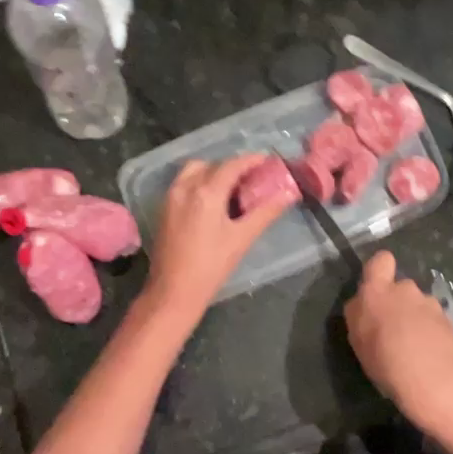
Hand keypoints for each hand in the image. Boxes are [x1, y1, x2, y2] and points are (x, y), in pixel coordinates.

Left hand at [144, 154, 289, 312]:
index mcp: (206, 193)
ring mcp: (170, 197)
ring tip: (231, 190)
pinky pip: (183, 184)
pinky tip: (212, 202)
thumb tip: (289, 193)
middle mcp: (185, 187)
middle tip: (252, 180)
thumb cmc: (211, 267)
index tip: (268, 162)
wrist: (173, 292)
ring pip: (193, 171)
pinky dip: (199, 183)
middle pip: (212, 165)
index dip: (252, 161)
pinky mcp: (163, 209)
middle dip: (232, 167)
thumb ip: (266, 212)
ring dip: (213, 172)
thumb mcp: (242, 239)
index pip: (232, 165)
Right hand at [345, 251, 452, 426]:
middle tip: (393, 329)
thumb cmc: (384, 359)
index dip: (380, 268)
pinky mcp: (448, 319)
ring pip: (418, 304)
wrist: (431, 377)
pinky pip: (434, 319)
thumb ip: (359, 315)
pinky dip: (431, 330)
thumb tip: (362, 305)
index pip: (380, 261)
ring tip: (413, 345)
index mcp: (377, 291)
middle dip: (398, 302)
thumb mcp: (357, 340)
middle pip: (400, 287)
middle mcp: (405, 290)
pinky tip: (428, 352)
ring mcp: (429, 303)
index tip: (377, 287)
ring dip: (415, 317)